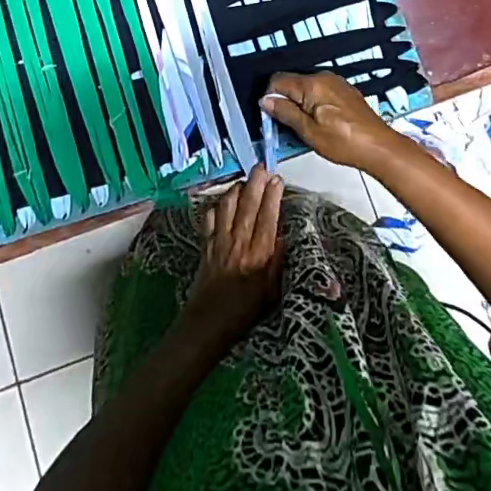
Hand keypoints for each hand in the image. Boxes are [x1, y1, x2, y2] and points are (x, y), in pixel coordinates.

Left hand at [182, 164, 284, 345]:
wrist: (208, 324)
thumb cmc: (245, 312)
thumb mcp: (271, 293)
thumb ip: (278, 264)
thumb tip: (285, 237)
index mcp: (258, 256)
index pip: (268, 218)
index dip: (273, 196)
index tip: (278, 180)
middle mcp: (239, 244)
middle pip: (248, 206)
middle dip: (256, 183)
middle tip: (262, 167)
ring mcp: (219, 242)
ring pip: (227, 206)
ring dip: (236, 190)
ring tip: (245, 180)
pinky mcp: (205, 244)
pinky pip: (209, 218)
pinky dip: (216, 206)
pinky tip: (222, 201)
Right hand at [260, 71, 410, 172]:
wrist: (379, 147)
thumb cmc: (345, 143)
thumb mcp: (309, 132)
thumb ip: (285, 112)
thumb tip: (265, 100)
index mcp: (312, 85)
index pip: (277, 80)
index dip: (270, 98)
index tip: (272, 117)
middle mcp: (323, 77)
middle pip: (291, 83)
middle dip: (285, 102)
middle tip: (289, 127)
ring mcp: (335, 82)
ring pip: (305, 88)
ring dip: (300, 104)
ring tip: (307, 128)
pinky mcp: (344, 90)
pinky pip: (319, 91)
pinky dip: (314, 104)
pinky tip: (321, 123)